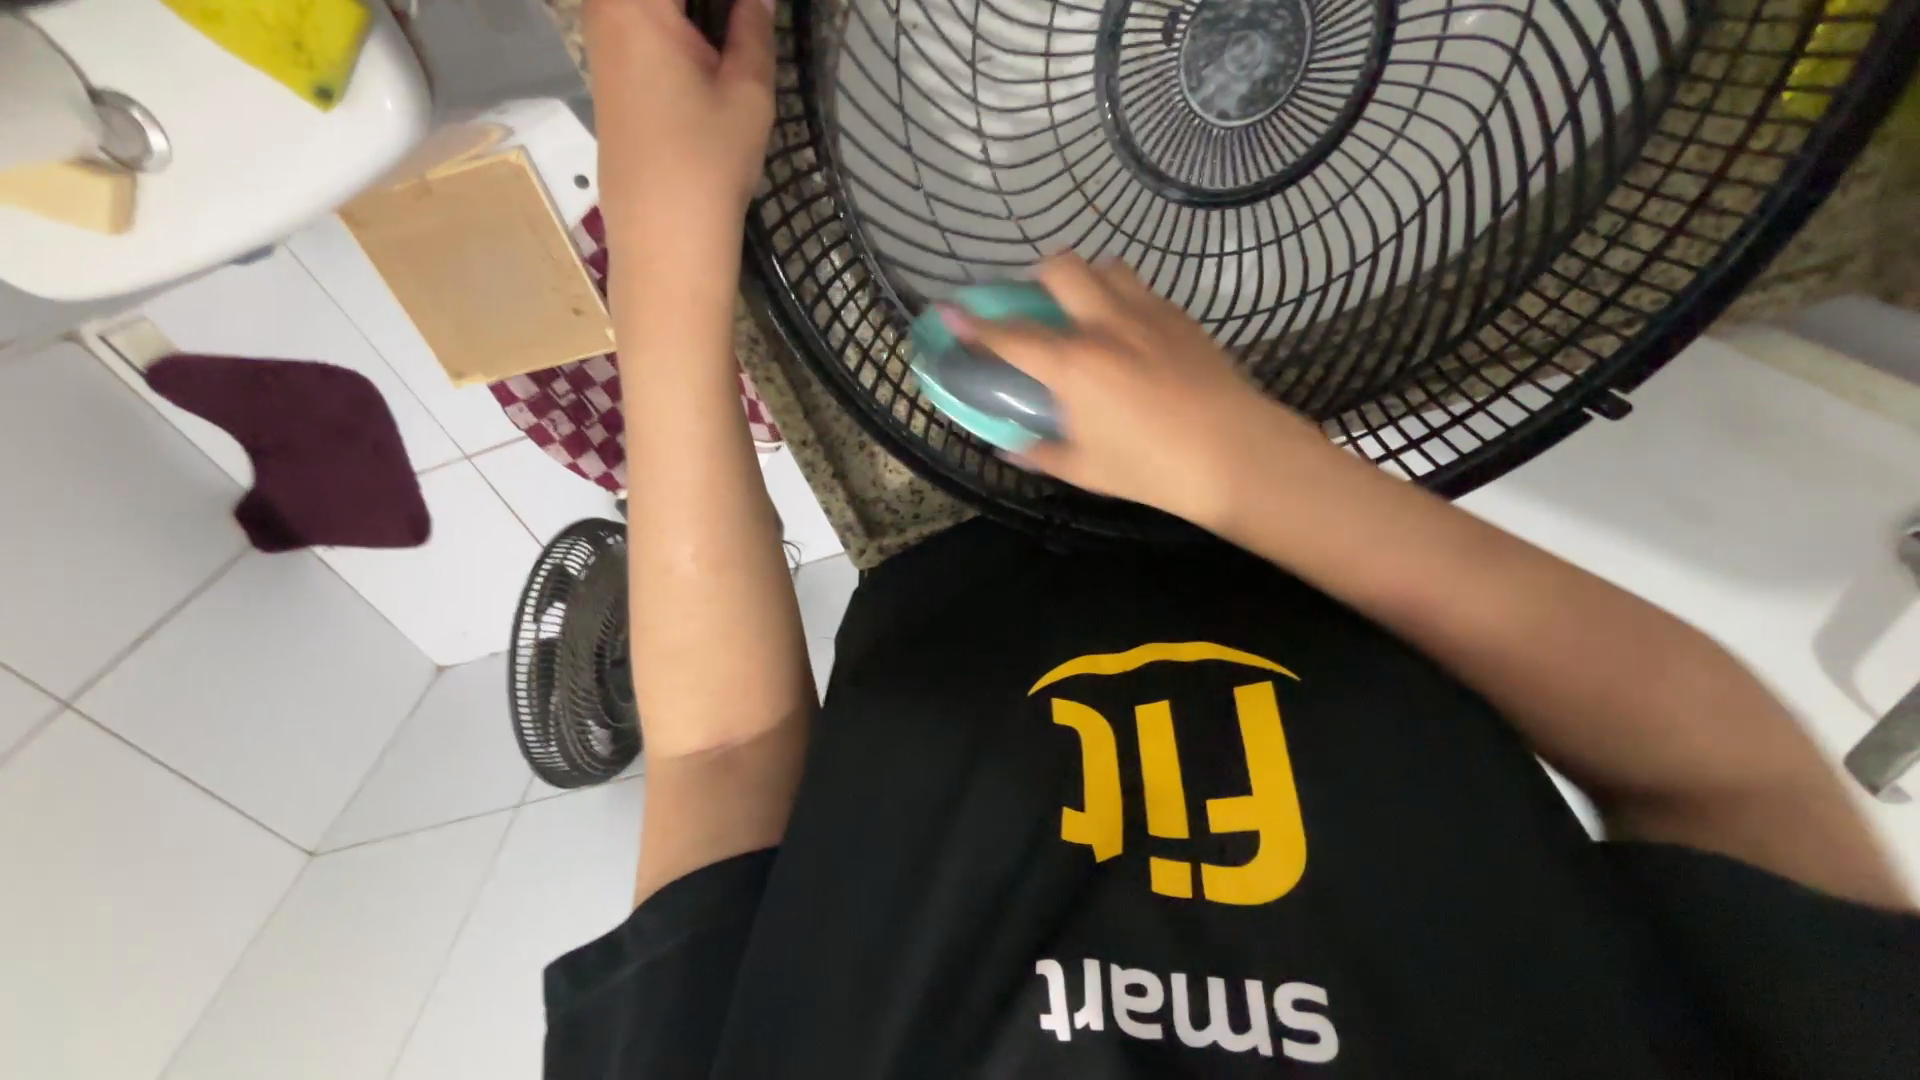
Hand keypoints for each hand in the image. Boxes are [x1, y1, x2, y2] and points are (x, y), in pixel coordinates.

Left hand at [584, 0, 775, 261]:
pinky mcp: (606, 71)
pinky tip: (706, 51)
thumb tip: (756, 0)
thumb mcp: (748, 92)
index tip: (751, 13)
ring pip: (646, 8)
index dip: (730, 2)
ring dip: (695, 18)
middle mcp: (606, 8)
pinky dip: (671, 29)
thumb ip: (754, 30)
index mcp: (638, 1)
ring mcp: (600, 39)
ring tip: (732, 37)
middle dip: (708, 9)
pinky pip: (636, 23)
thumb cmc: (709, 161)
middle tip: (745, 25)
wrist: (665, 234)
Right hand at [951, 256, 1333, 530]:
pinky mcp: (1181, 317)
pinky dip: (1121, 298)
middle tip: (1037, 306)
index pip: (1010, 336)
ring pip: (1106, 266)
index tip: (948, 310)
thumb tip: (1011, 446)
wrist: (1235, 454)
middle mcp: (1105, 325)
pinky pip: (1141, 289)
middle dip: (1037, 279)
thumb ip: (1042, 453)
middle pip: (1060, 269)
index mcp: (1073, 365)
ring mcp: (1147, 314)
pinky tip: (1128, 331)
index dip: (974, 323)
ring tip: (1086, 310)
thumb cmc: (1152, 469)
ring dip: (1085, 279)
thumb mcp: (1087, 469)